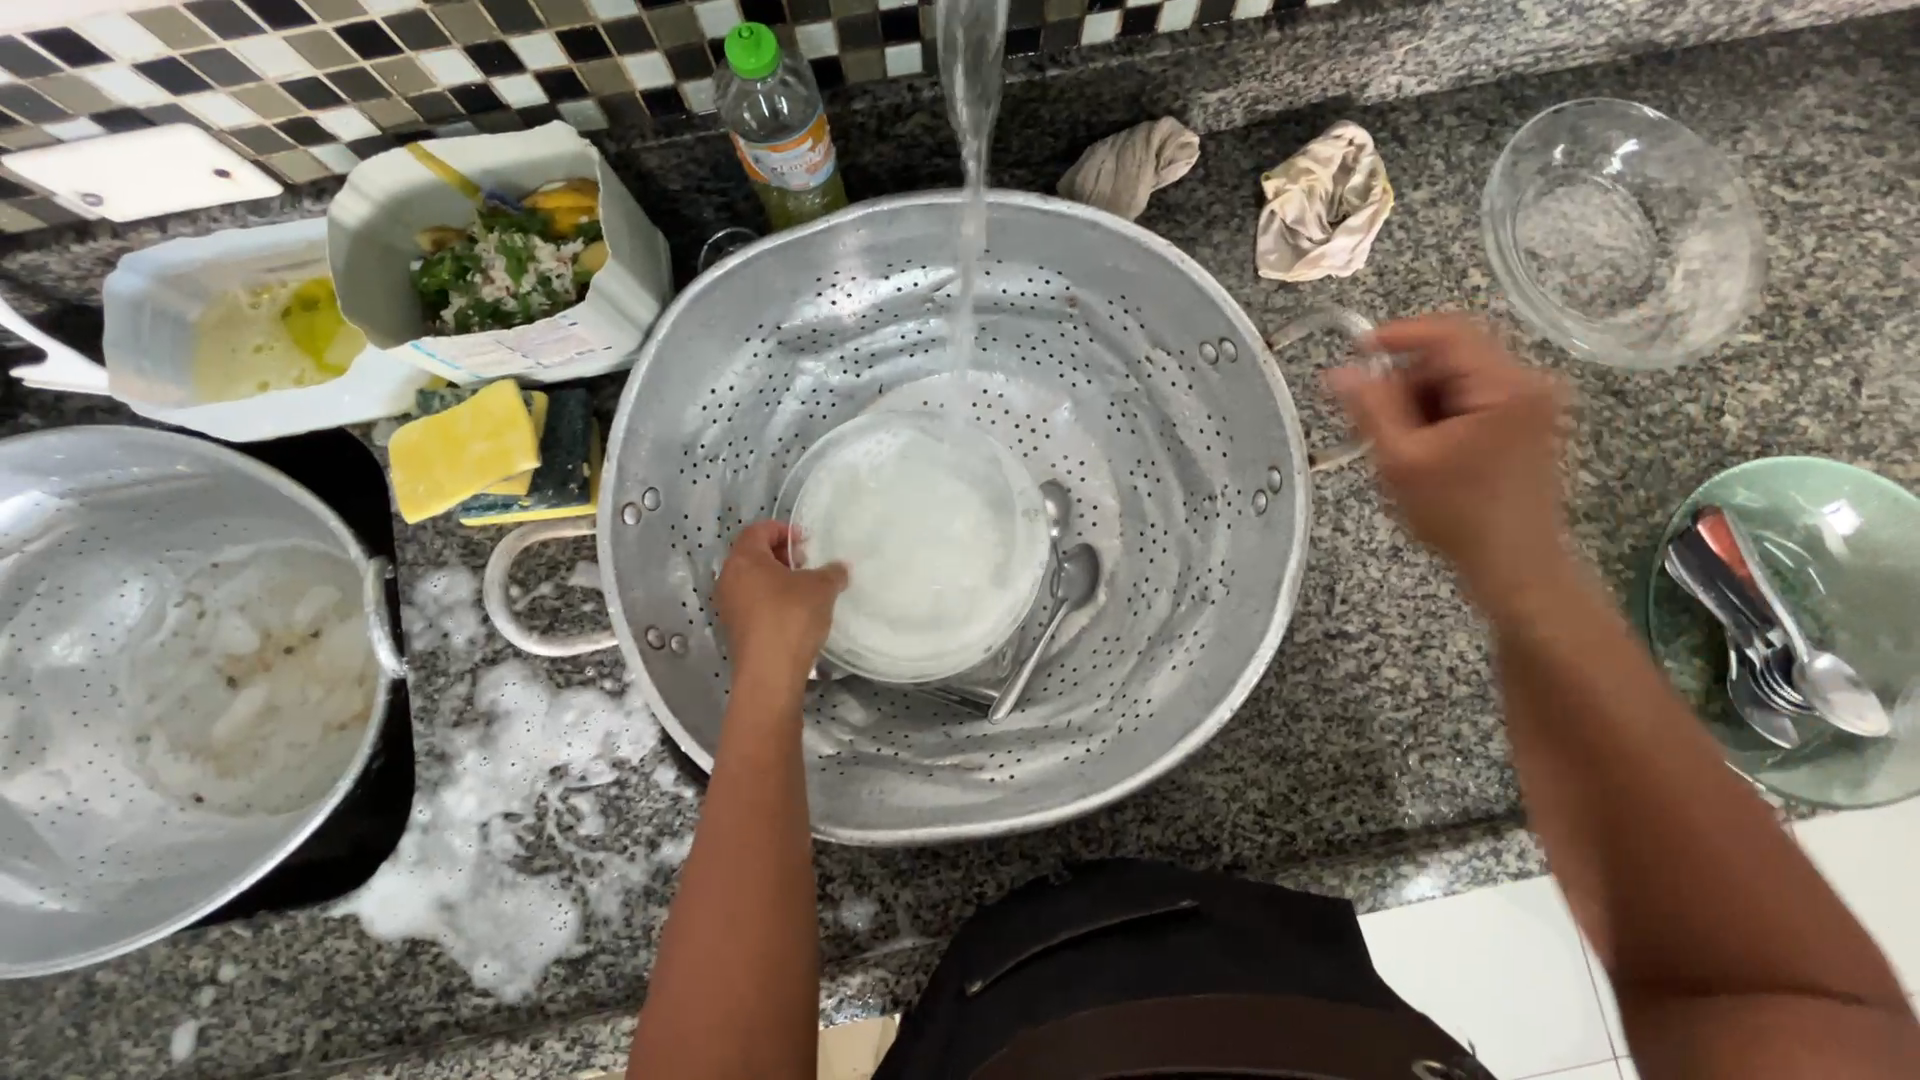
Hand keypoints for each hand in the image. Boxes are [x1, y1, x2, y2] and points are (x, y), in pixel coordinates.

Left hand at [715, 521, 848, 684]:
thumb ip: (832, 572)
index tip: (805, 540)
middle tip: (806, 563)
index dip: (782, 530)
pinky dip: (770, 598)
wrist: (770, 672)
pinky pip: (752, 602)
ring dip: (776, 578)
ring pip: (751, 580)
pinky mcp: (734, 628)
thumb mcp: (821, 588)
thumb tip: (839, 568)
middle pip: (752, 554)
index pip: (758, 530)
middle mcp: (728, 578)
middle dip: (780, 555)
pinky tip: (794, 612)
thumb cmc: (792, 617)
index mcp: (744, 559)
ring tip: (803, 589)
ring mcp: (728, 605)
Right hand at [1326, 314, 1570, 610]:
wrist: (1515, 566)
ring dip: (1419, 404)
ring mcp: (1531, 406)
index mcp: (1506, 385)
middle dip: (1405, 383)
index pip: (1447, 331)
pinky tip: (1422, 452)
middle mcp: (1528, 384)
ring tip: (1398, 446)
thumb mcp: (1401, 460)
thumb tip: (1338, 371)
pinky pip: (1472, 402)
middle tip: (1373, 421)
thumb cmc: (1459, 515)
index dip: (1396, 336)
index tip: (1354, 354)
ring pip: (1458, 381)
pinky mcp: (1526, 426)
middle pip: (1452, 356)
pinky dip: (1439, 418)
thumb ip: (1369, 408)